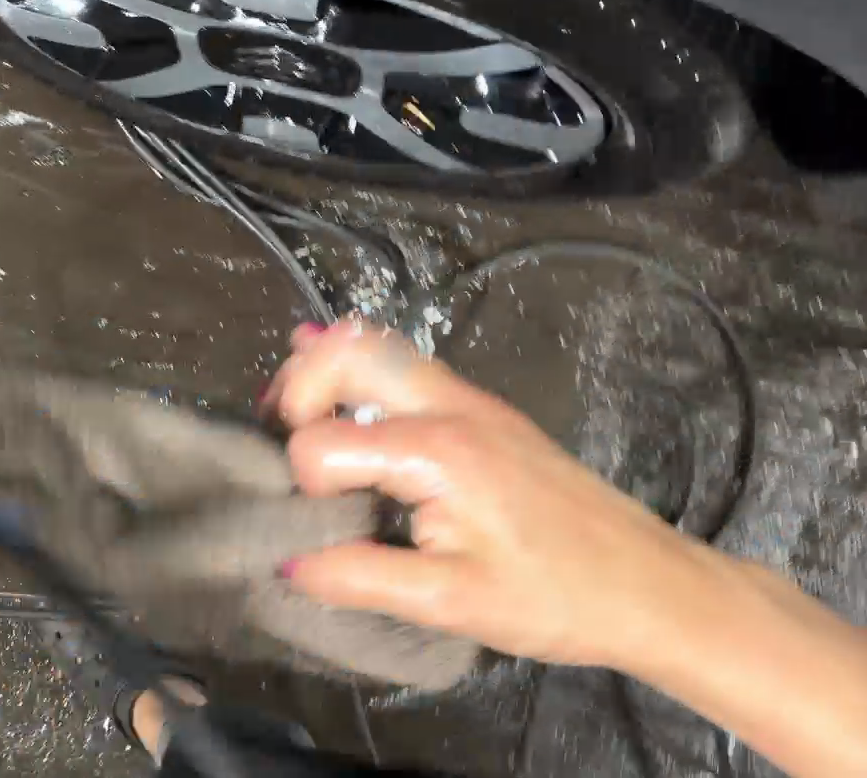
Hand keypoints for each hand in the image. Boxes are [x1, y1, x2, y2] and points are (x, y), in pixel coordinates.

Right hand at [265, 320, 710, 667]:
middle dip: (293, 395)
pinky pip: (395, 357)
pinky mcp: (473, 404)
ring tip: (297, 416)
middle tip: (286, 443)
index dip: (307, 486)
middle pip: (337, 355)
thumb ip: (361, 577)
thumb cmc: (560, 599)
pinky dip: (349, 362)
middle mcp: (444, 404)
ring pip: (366, 343)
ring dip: (316, 371)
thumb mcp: (455, 604)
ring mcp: (462, 397)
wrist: (663, 591)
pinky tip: (328, 381)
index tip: (331, 524)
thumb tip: (285, 561)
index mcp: (435, 452)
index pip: (320, 444)